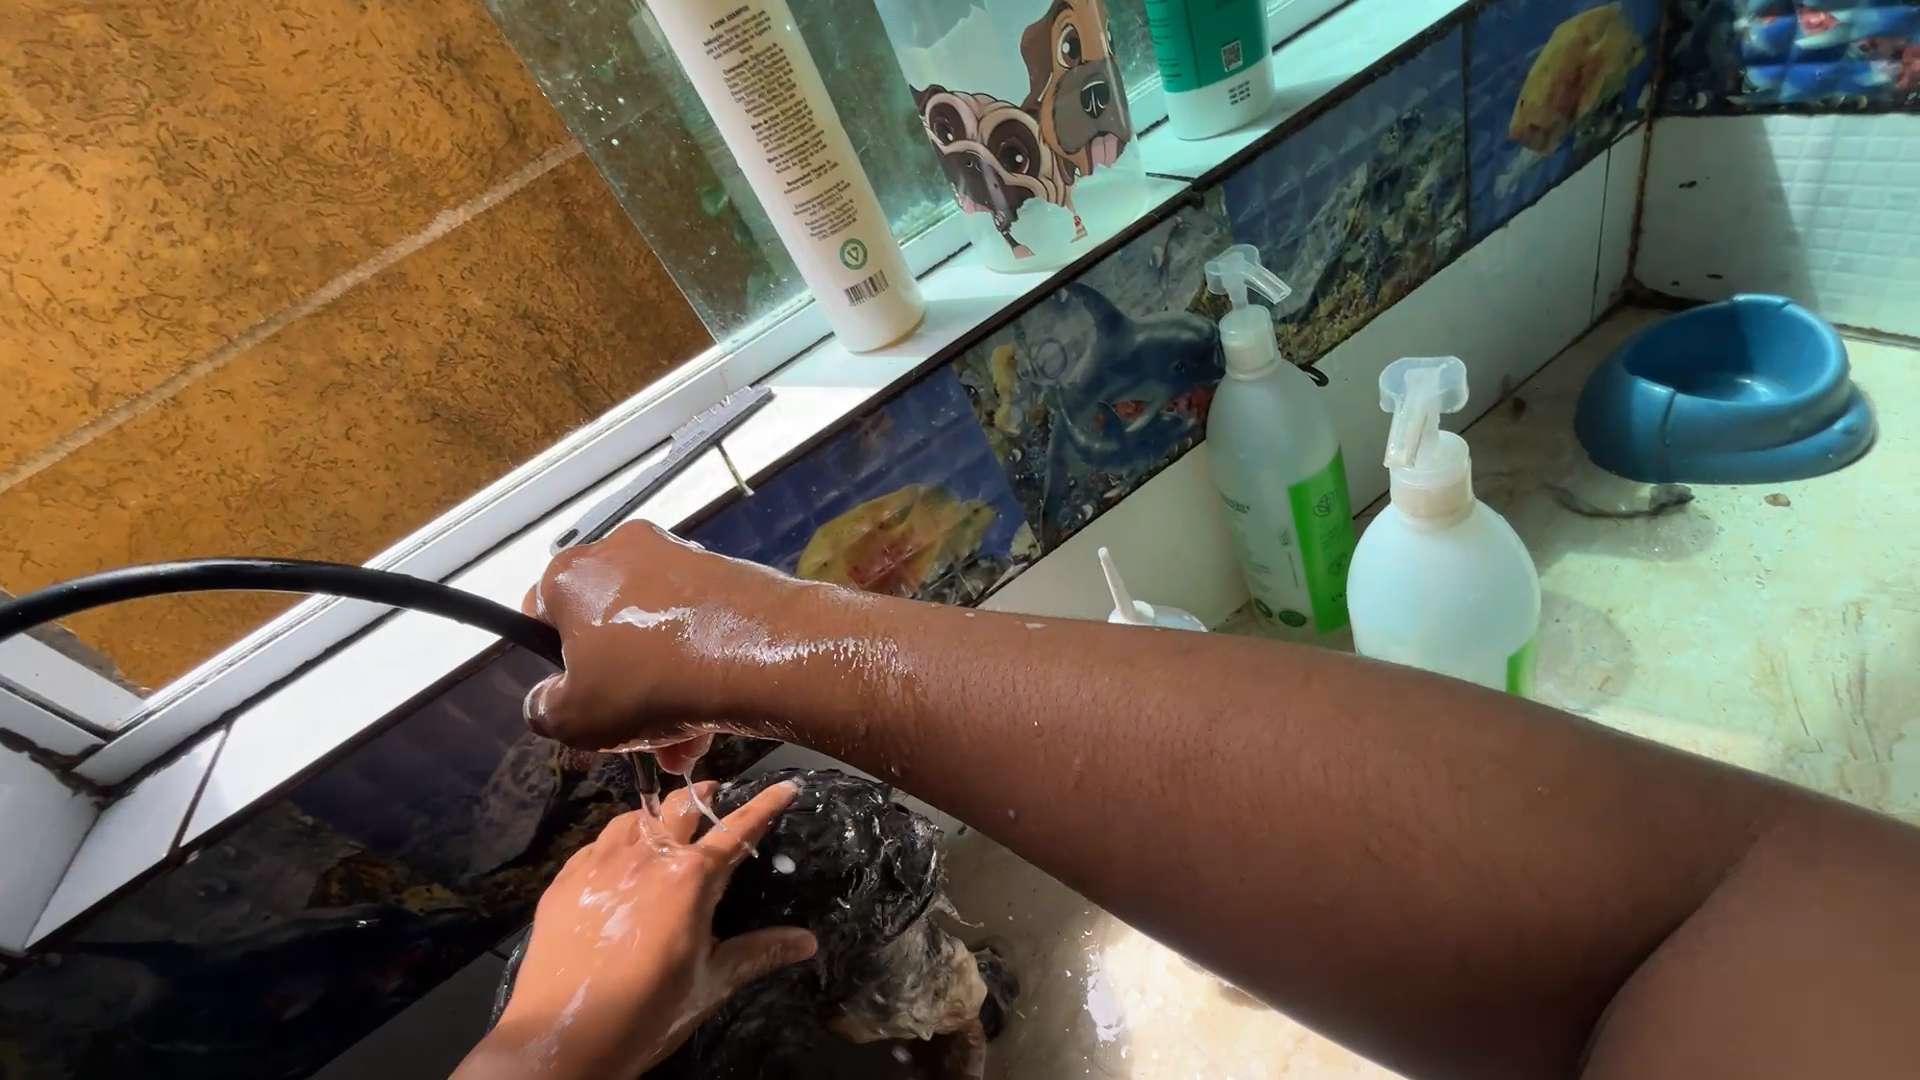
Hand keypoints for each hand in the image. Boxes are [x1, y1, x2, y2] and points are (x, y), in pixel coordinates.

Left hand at [465, 782, 815, 1079]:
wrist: (557, 1046)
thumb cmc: (645, 1014)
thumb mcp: (710, 983)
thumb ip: (760, 953)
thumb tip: (809, 941)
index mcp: (691, 877)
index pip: (739, 828)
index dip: (765, 805)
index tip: (785, 787)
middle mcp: (649, 857)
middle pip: (682, 804)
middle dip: (703, 794)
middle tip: (713, 796)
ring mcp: (602, 864)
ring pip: (635, 816)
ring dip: (657, 816)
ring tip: (663, 828)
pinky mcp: (567, 880)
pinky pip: (598, 842)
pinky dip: (616, 842)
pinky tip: (618, 863)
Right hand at [521, 522, 818, 763]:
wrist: (766, 651)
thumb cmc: (653, 681)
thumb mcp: (575, 718)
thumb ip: (543, 708)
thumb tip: (549, 698)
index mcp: (574, 573)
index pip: (542, 613)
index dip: (556, 661)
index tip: (580, 696)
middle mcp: (625, 551)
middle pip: (608, 630)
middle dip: (622, 692)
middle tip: (638, 737)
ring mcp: (682, 558)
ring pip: (657, 635)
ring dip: (665, 694)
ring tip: (684, 747)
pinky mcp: (728, 572)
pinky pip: (698, 625)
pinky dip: (700, 667)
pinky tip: (715, 719)